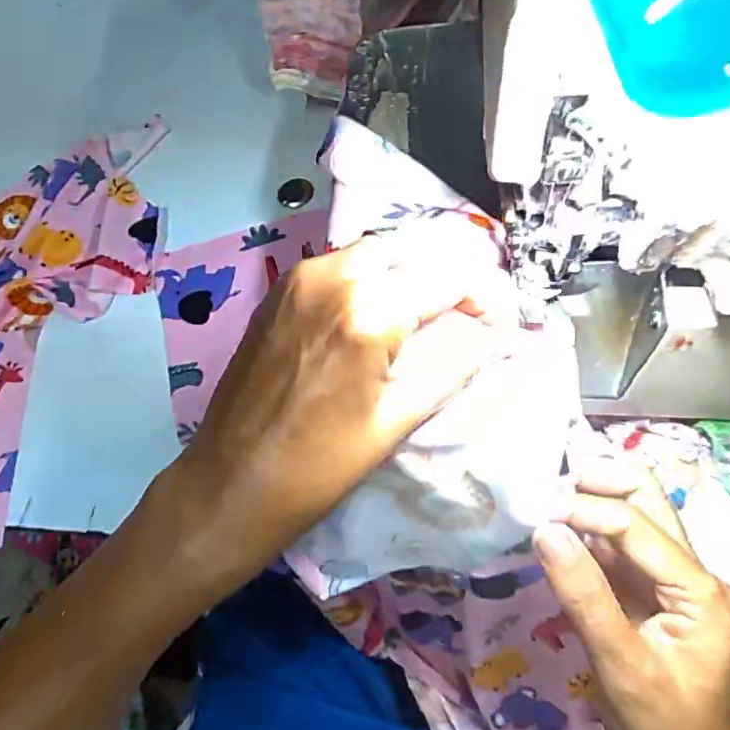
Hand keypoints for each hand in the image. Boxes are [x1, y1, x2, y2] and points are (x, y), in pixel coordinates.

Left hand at [149, 222, 515, 599]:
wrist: (230, 480)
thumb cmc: (317, 466)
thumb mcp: (396, 420)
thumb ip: (451, 363)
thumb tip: (494, 331)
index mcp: (368, 311)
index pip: (448, 275)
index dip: (483, 291)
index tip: (498, 317)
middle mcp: (332, 277)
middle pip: (410, 249)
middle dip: (444, 274)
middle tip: (465, 314)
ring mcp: (298, 279)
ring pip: (372, 253)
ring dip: (406, 273)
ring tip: (425, 317)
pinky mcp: (278, 292)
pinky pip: (338, 267)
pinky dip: (368, 279)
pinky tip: (376, 316)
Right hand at [532, 465, 729, 729]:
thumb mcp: (620, 667)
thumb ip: (582, 594)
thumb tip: (543, 529)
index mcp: (701, 592)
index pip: (637, 526)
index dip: (583, 511)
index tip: (532, 513)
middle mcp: (693, 579)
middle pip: (650, 505)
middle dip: (598, 485)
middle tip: (544, 487)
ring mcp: (673, 589)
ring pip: (634, 523)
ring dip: (591, 507)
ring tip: (543, 503)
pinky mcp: (652, 602)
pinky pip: (619, 555)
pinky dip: (588, 538)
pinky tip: (557, 537)